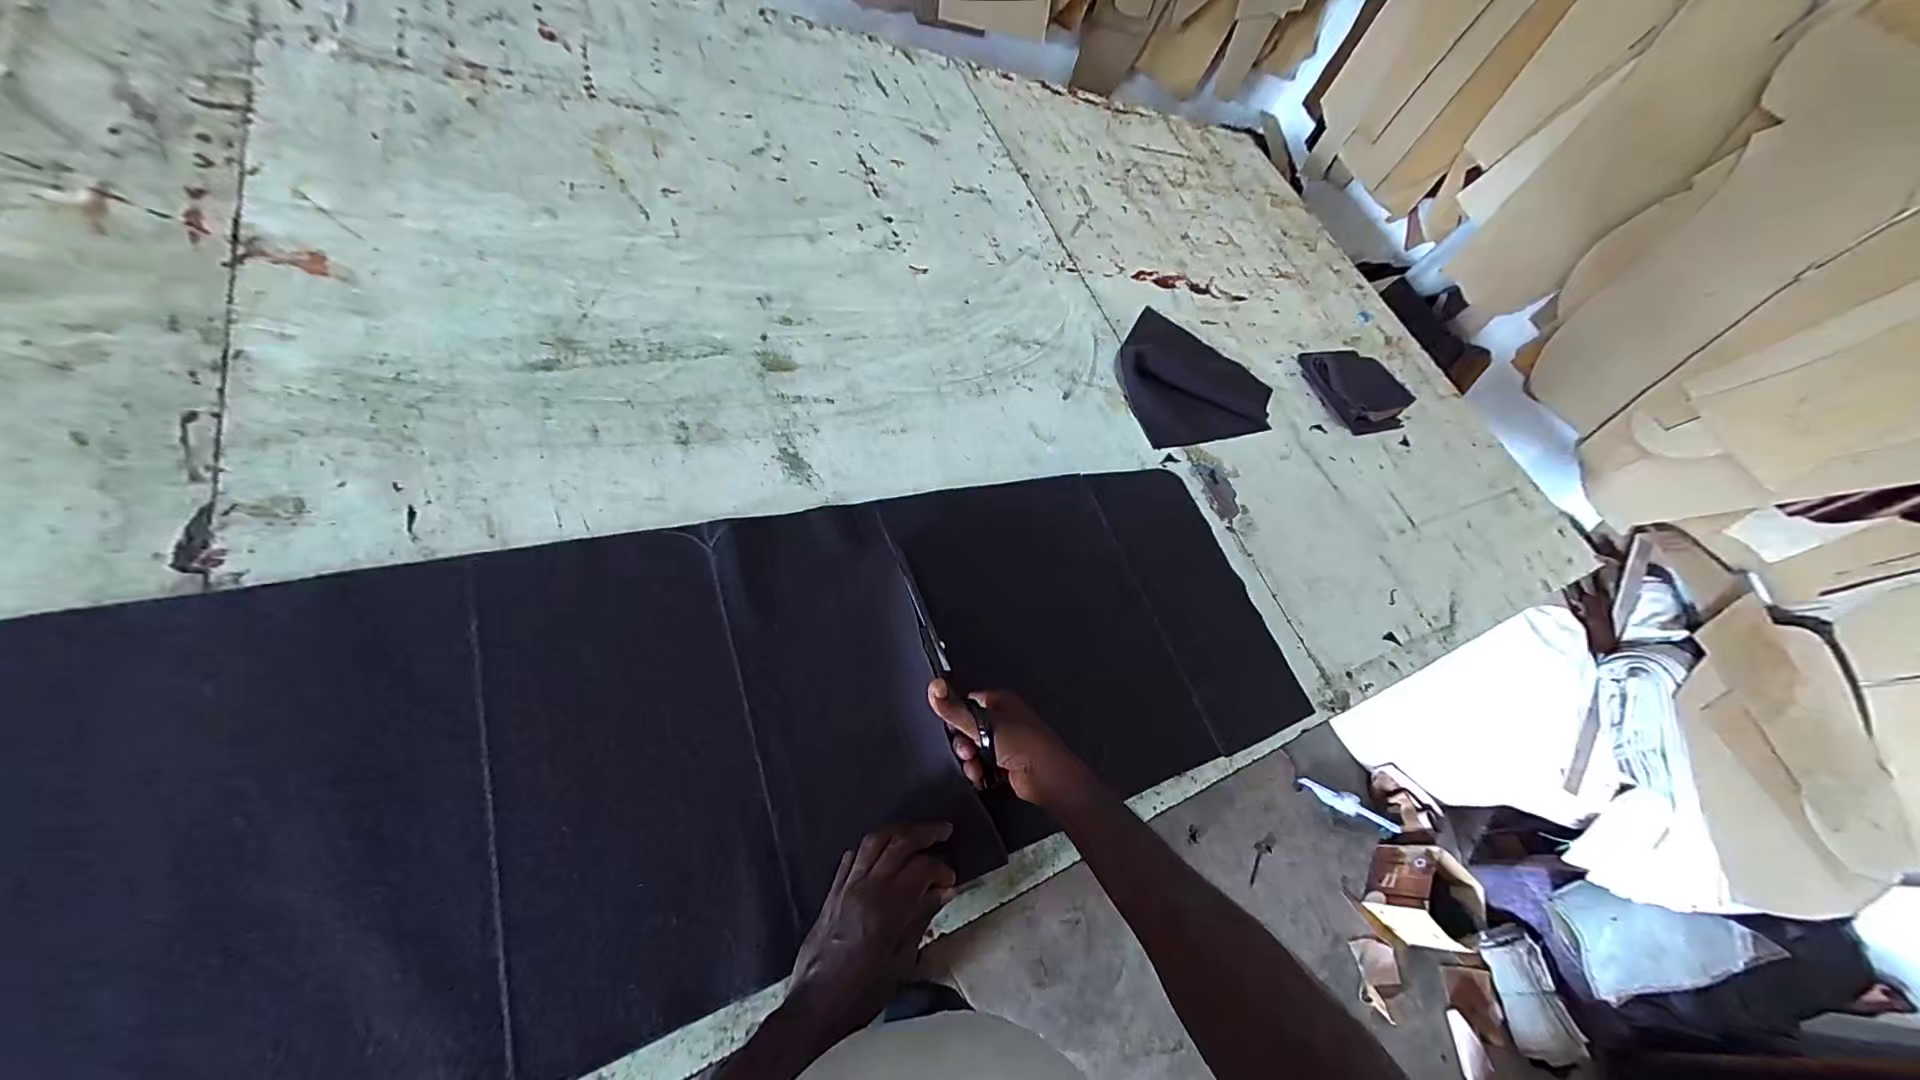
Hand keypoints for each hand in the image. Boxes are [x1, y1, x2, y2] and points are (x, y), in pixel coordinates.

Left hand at [783, 822, 956, 1047]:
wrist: (816, 1004)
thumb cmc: (862, 992)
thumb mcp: (901, 961)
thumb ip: (921, 919)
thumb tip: (941, 892)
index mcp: (887, 906)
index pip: (921, 868)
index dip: (941, 868)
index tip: (950, 879)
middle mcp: (866, 887)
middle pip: (899, 842)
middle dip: (925, 832)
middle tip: (943, 831)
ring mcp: (847, 885)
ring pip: (874, 840)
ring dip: (898, 831)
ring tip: (915, 833)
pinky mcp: (832, 890)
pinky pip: (853, 856)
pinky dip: (870, 847)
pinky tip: (881, 852)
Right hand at [928, 679, 1092, 806]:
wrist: (1048, 778)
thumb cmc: (1024, 744)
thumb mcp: (984, 725)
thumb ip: (956, 710)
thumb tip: (934, 688)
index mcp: (1000, 702)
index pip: (967, 702)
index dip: (955, 714)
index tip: (950, 726)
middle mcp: (1002, 720)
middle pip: (967, 729)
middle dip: (963, 743)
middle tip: (967, 751)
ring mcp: (1004, 743)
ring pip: (973, 750)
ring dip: (970, 761)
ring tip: (976, 767)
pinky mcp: (1005, 764)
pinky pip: (981, 766)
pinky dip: (979, 772)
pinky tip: (982, 777)